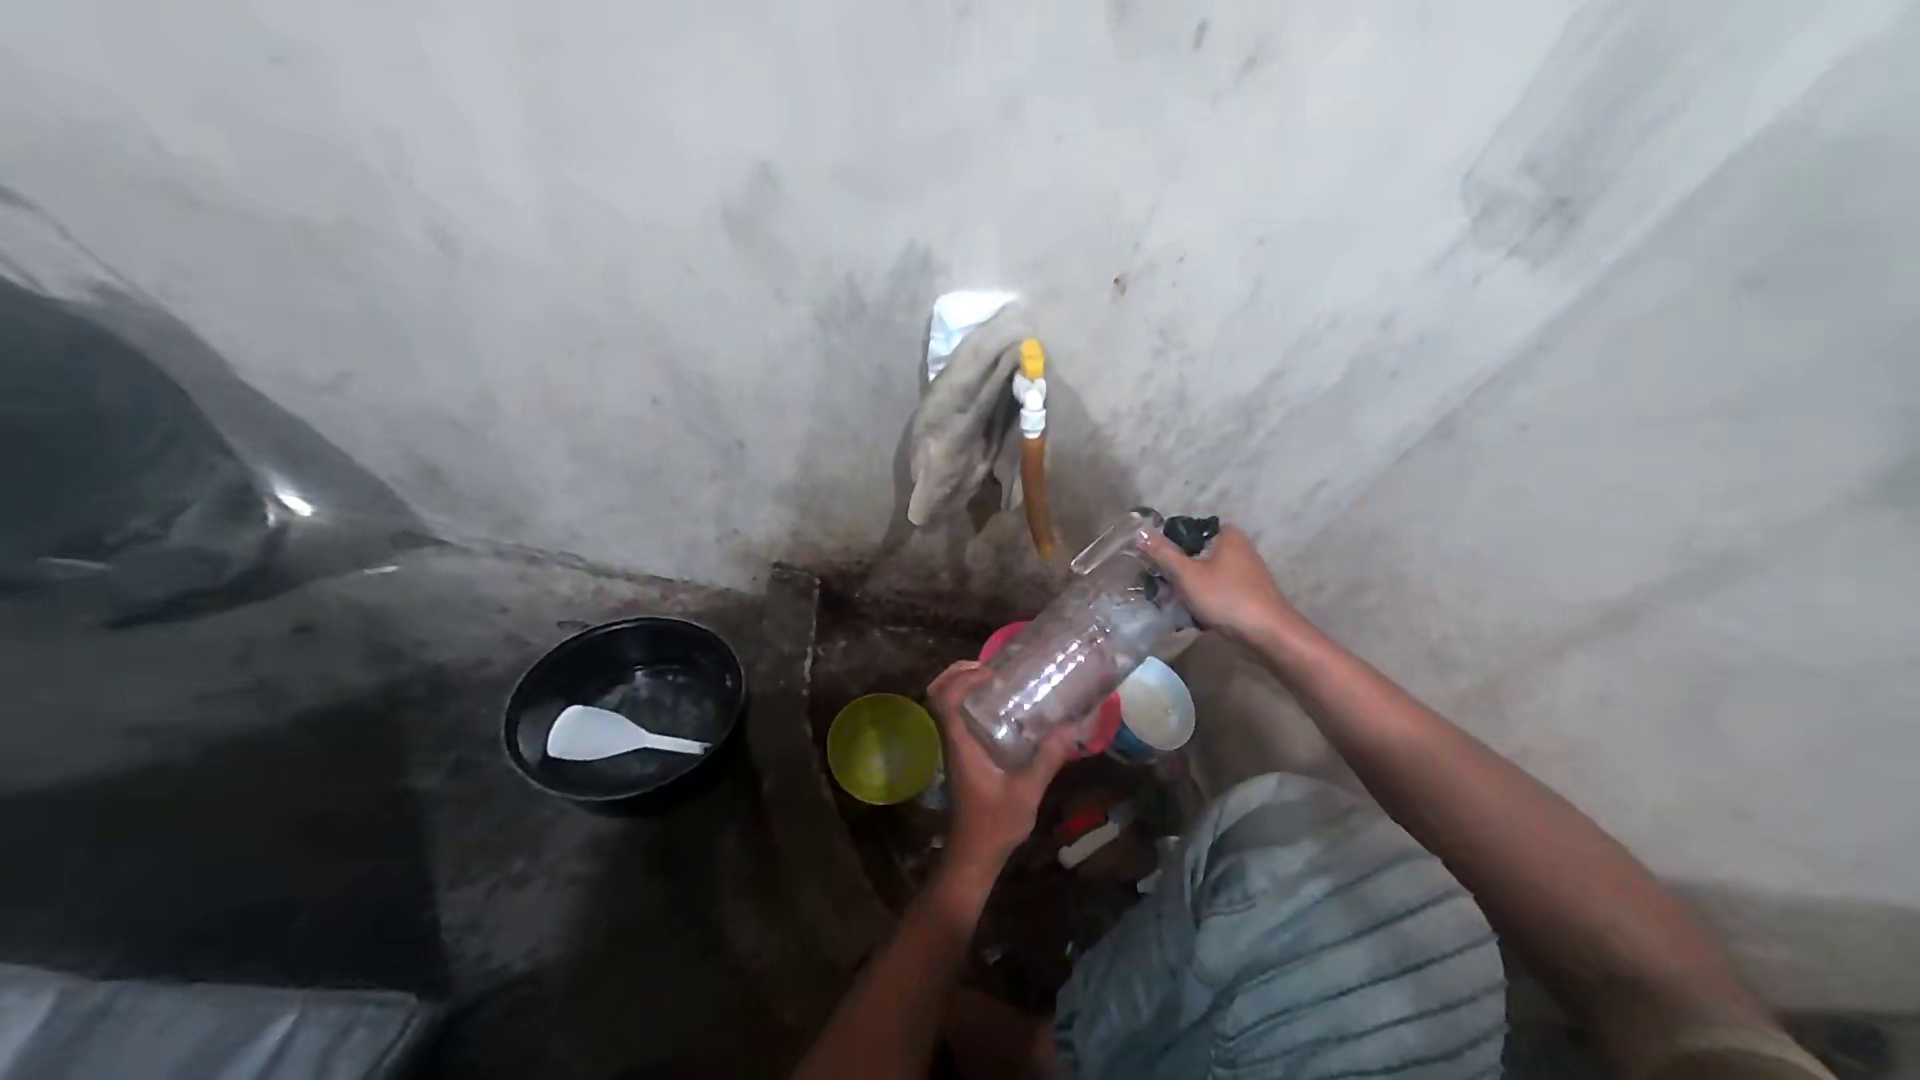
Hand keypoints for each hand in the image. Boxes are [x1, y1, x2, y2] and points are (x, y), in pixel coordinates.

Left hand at [925, 661, 1077, 879]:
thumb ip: (1047, 759)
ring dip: (957, 684)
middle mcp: (951, 742)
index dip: (960, 679)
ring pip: (941, 705)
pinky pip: (953, 717)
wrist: (973, 855)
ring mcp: (953, 748)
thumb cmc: (995, 824)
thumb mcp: (1027, 792)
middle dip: (954, 673)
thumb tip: (1072, 728)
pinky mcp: (960, 755)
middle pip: (936, 696)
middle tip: (985, 666)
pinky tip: (994, 705)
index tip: (988, 672)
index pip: (944, 702)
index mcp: (960, 746)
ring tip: (989, 677)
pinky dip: (965, 701)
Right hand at [1139, 525, 1303, 644]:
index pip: (1188, 531)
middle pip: (1195, 555)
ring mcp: (1245, 573)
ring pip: (1204, 576)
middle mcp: (1239, 549)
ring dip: (1187, 590)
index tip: (1154, 565)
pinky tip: (1192, 617)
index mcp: (1228, 535)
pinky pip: (1216, 591)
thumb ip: (1163, 553)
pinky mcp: (1247, 594)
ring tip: (1172, 605)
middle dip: (1176, 573)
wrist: (1269, 635)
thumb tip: (1141, 532)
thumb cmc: (1226, 597)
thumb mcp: (1188, 574)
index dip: (1168, 546)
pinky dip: (1203, 601)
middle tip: (1160, 589)